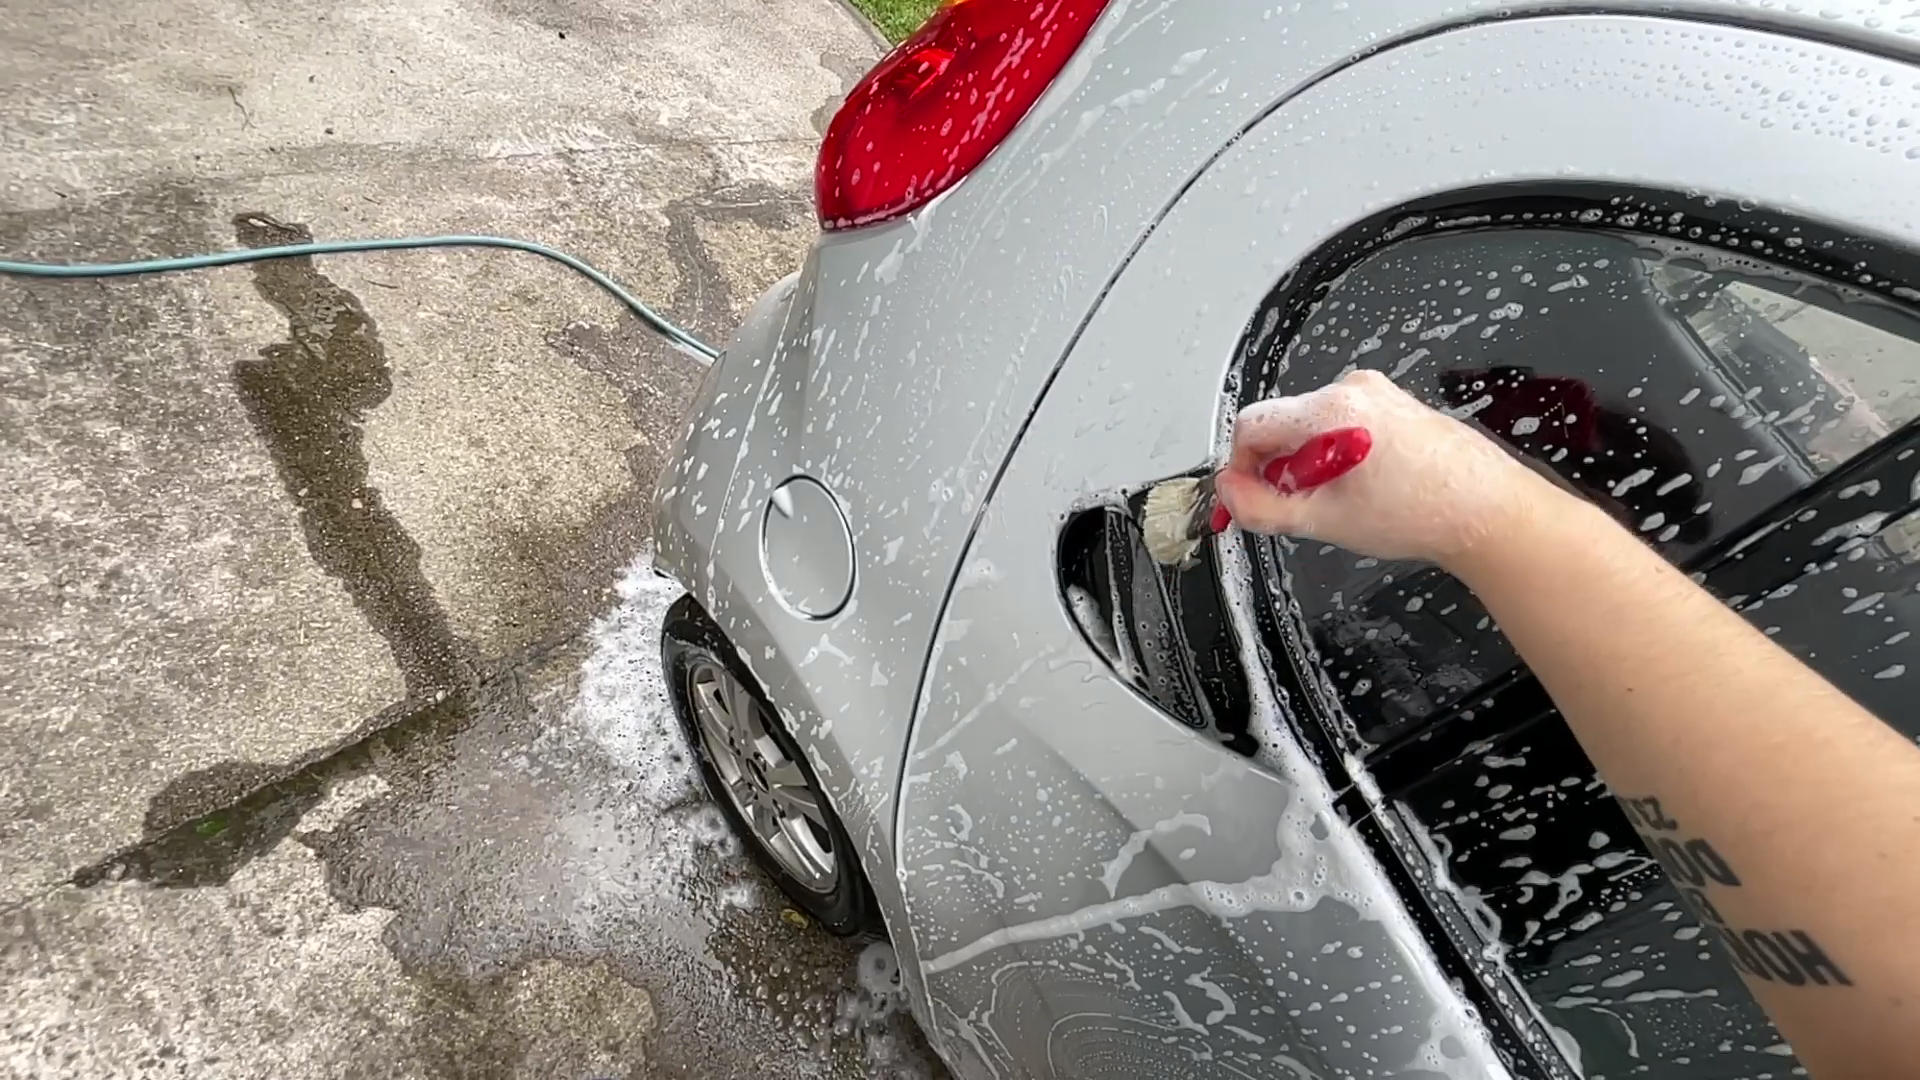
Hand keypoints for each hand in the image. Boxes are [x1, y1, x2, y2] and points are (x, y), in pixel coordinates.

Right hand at [1214, 369, 1569, 568]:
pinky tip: (1353, 487)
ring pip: (1306, 427)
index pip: (1252, 426)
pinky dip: (1329, 456)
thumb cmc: (1423, 514)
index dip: (1239, 466)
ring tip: (1331, 499)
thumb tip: (1228, 493)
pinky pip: (1336, 425)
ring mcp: (1376, 394)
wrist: (1490, 514)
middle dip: (1273, 467)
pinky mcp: (1391, 405)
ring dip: (1302, 464)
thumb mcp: (1321, 520)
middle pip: (1279, 424)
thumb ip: (1259, 507)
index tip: (1244, 496)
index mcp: (1333, 409)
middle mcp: (1354, 390)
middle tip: (1288, 505)